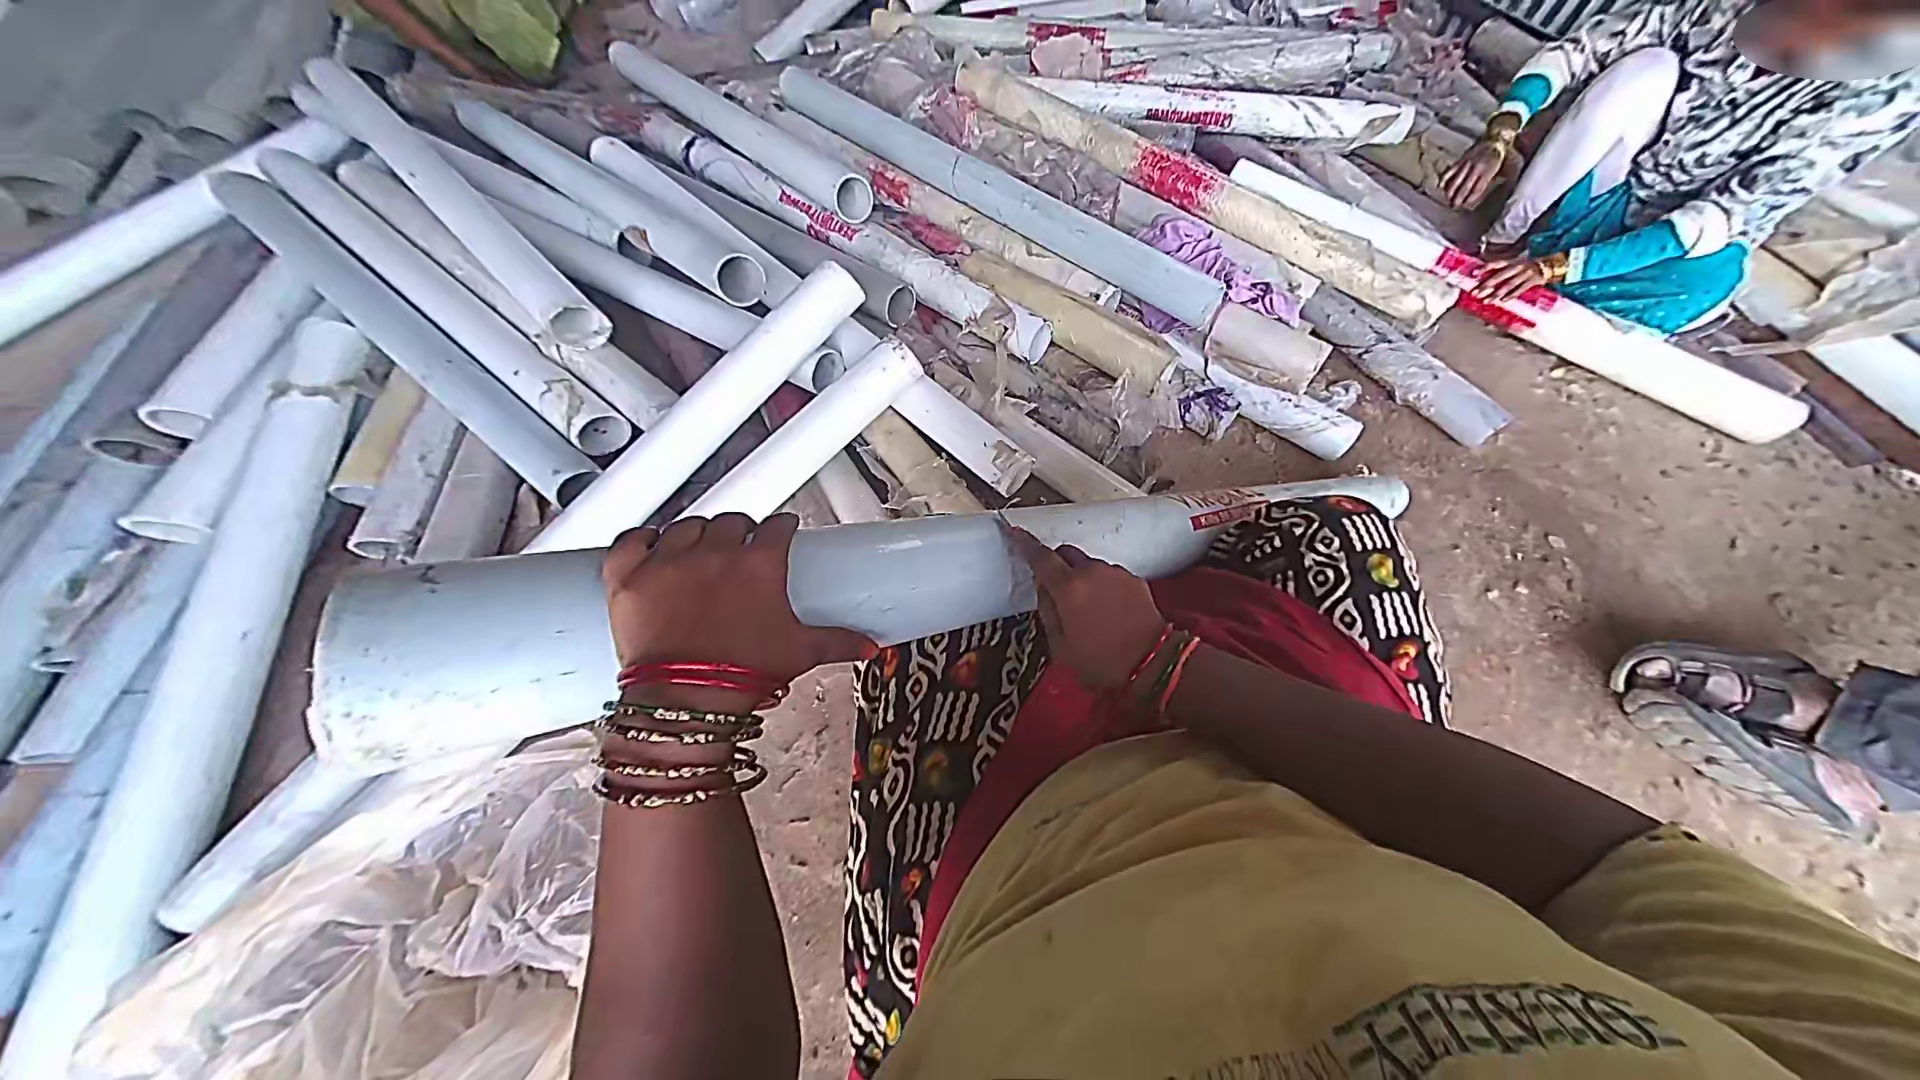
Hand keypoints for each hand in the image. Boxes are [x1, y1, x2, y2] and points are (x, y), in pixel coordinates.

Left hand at [602, 514, 877, 689]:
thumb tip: (869, 647)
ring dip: (696, 533)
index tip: (781, 531)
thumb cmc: (742, 674)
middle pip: (731, 521)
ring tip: (700, 549)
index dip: (782, 527)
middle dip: (740, 530)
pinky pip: (631, 540)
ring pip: (685, 526)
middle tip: (741, 547)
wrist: (685, 702)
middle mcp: (714, 552)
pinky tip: (651, 545)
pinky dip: (640, 539)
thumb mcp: (800, 653)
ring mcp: (668, 561)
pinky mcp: (629, 577)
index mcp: (759, 563)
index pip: (776, 526)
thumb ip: (840, 642)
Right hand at [1008, 527, 1166, 688]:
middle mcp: (1091, 572)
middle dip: (1055, 563)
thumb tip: (1043, 588)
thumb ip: (1047, 611)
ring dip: (1080, 577)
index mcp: (1068, 588)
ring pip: (1088, 564)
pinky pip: (1108, 575)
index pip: (1041, 557)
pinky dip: (1101, 585)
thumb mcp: (1060, 645)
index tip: (1015, 533)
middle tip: (1054, 588)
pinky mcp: (1134, 579)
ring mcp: (1115, 573)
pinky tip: (1106, 609)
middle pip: (1065, 553)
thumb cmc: (1101, 662)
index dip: (1025, 544)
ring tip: (1086, 607)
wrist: (1152, 664)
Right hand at [1439, 139, 1507, 210]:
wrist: (1497, 138)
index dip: (1470, 198)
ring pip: (1455, 181)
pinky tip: (1441, 187)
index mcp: (1489, 170)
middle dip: (1458, 198)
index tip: (1465, 205)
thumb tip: (1482, 193)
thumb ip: (1494, 180)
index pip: (1477, 189)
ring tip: (1447, 199)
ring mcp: (1468, 163)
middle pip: (1464, 187)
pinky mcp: (1461, 160)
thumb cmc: (1501, 155)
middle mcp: (1477, 167)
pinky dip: (1444, 179)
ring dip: (1450, 192)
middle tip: (1454, 206)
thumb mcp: (1505, 167)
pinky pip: (1450, 171)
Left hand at [1471, 256, 1552, 301]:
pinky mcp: (1533, 280)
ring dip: (1496, 293)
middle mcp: (1518, 266)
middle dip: (1486, 285)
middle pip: (1500, 276)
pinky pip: (1521, 289)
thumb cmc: (1528, 267)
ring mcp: (1526, 273)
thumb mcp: (1516, 264)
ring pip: (1508, 284)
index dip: (1485, 267)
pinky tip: (1503, 301)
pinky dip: (1511, 295)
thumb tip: (1484, 281)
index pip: (1496, 263)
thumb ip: (1503, 270)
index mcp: (1512, 261)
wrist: (1552, 264)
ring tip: (1485, 301)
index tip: (1473, 273)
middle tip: (1474, 293)